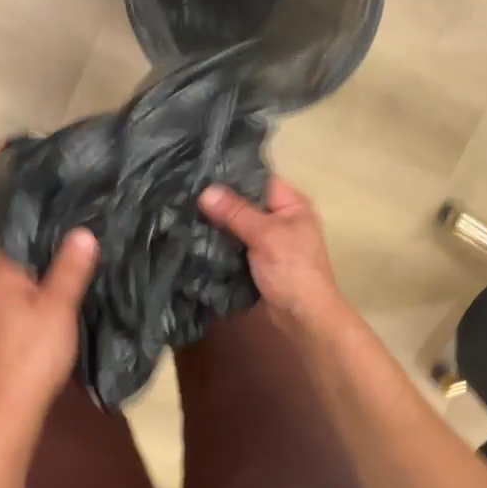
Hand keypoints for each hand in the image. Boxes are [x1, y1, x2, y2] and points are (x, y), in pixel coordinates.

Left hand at [0, 229, 98, 422]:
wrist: (11, 406)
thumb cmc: (34, 351)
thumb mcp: (60, 305)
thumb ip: (71, 267)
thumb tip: (83, 231)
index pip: (16, 232)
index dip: (45, 221)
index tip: (74, 212)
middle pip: (19, 255)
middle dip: (49, 246)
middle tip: (84, 233)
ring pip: (20, 278)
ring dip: (45, 272)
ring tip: (79, 259)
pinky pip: (20, 297)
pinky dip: (39, 292)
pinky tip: (62, 294)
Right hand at [200, 177, 346, 331]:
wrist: (303, 315)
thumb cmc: (292, 270)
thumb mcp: (265, 235)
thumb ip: (236, 212)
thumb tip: (206, 190)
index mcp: (293, 204)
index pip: (258, 179)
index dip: (231, 176)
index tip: (199, 171)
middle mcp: (282, 217)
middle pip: (246, 202)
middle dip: (219, 201)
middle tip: (185, 193)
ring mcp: (271, 240)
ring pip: (238, 224)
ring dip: (217, 222)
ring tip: (183, 210)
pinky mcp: (259, 260)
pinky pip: (236, 243)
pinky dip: (220, 241)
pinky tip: (195, 234)